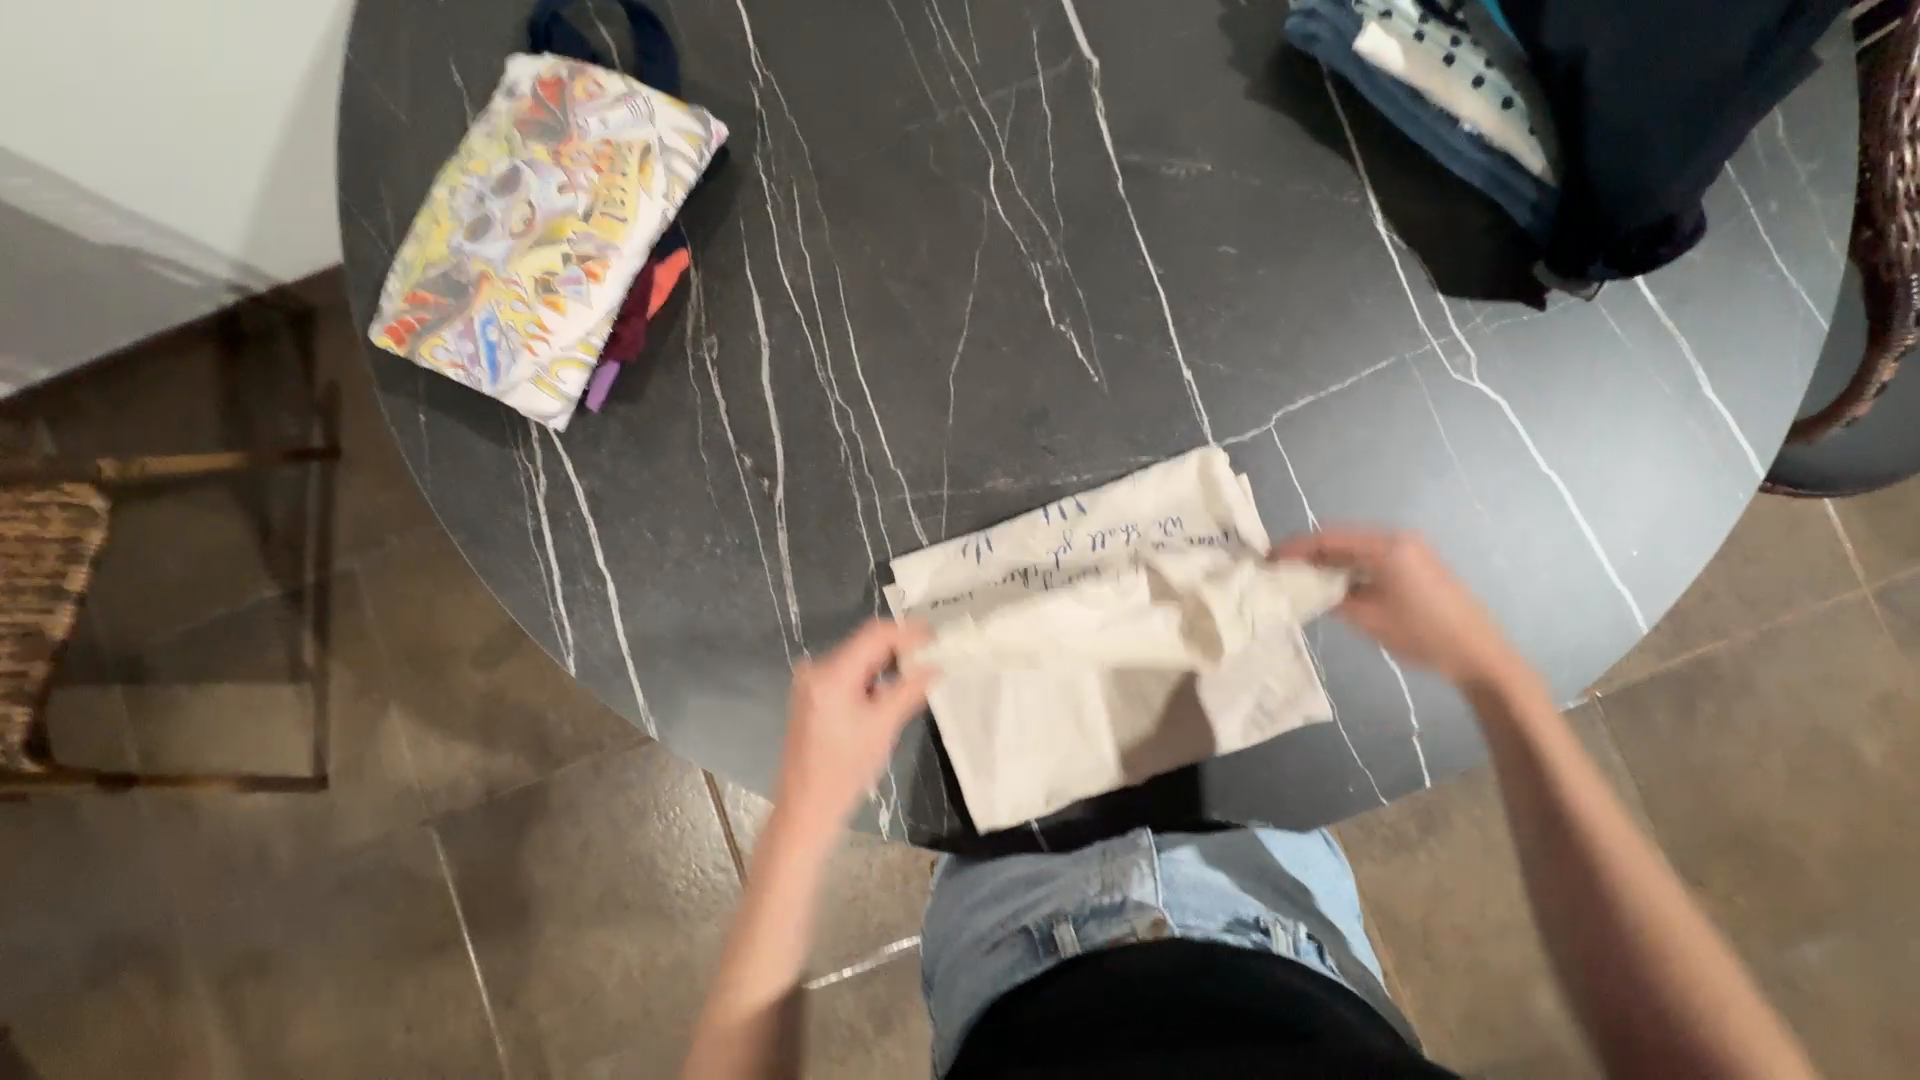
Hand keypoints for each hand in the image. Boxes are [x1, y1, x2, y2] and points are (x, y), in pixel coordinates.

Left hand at [773, 619, 934, 832]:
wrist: (806, 806)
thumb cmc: (846, 770)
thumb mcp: (884, 727)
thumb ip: (910, 690)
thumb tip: (935, 667)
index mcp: (831, 674)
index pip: (874, 634)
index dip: (907, 631)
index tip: (935, 636)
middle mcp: (816, 669)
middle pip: (864, 645)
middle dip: (898, 649)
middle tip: (931, 655)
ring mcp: (809, 682)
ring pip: (856, 659)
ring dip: (884, 665)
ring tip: (915, 675)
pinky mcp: (810, 695)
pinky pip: (846, 674)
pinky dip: (868, 679)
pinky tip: (888, 692)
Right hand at [1272, 527, 1518, 687]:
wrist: (1479, 654)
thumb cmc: (1422, 634)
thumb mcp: (1368, 618)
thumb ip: (1332, 597)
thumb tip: (1306, 588)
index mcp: (1386, 547)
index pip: (1328, 538)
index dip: (1295, 548)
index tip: (1268, 559)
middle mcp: (1398, 539)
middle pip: (1342, 538)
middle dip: (1309, 552)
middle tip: (1280, 568)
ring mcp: (1411, 550)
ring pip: (1356, 547)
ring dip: (1329, 560)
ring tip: (1301, 577)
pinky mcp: (1417, 563)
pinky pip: (1372, 556)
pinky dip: (1349, 566)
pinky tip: (1334, 584)